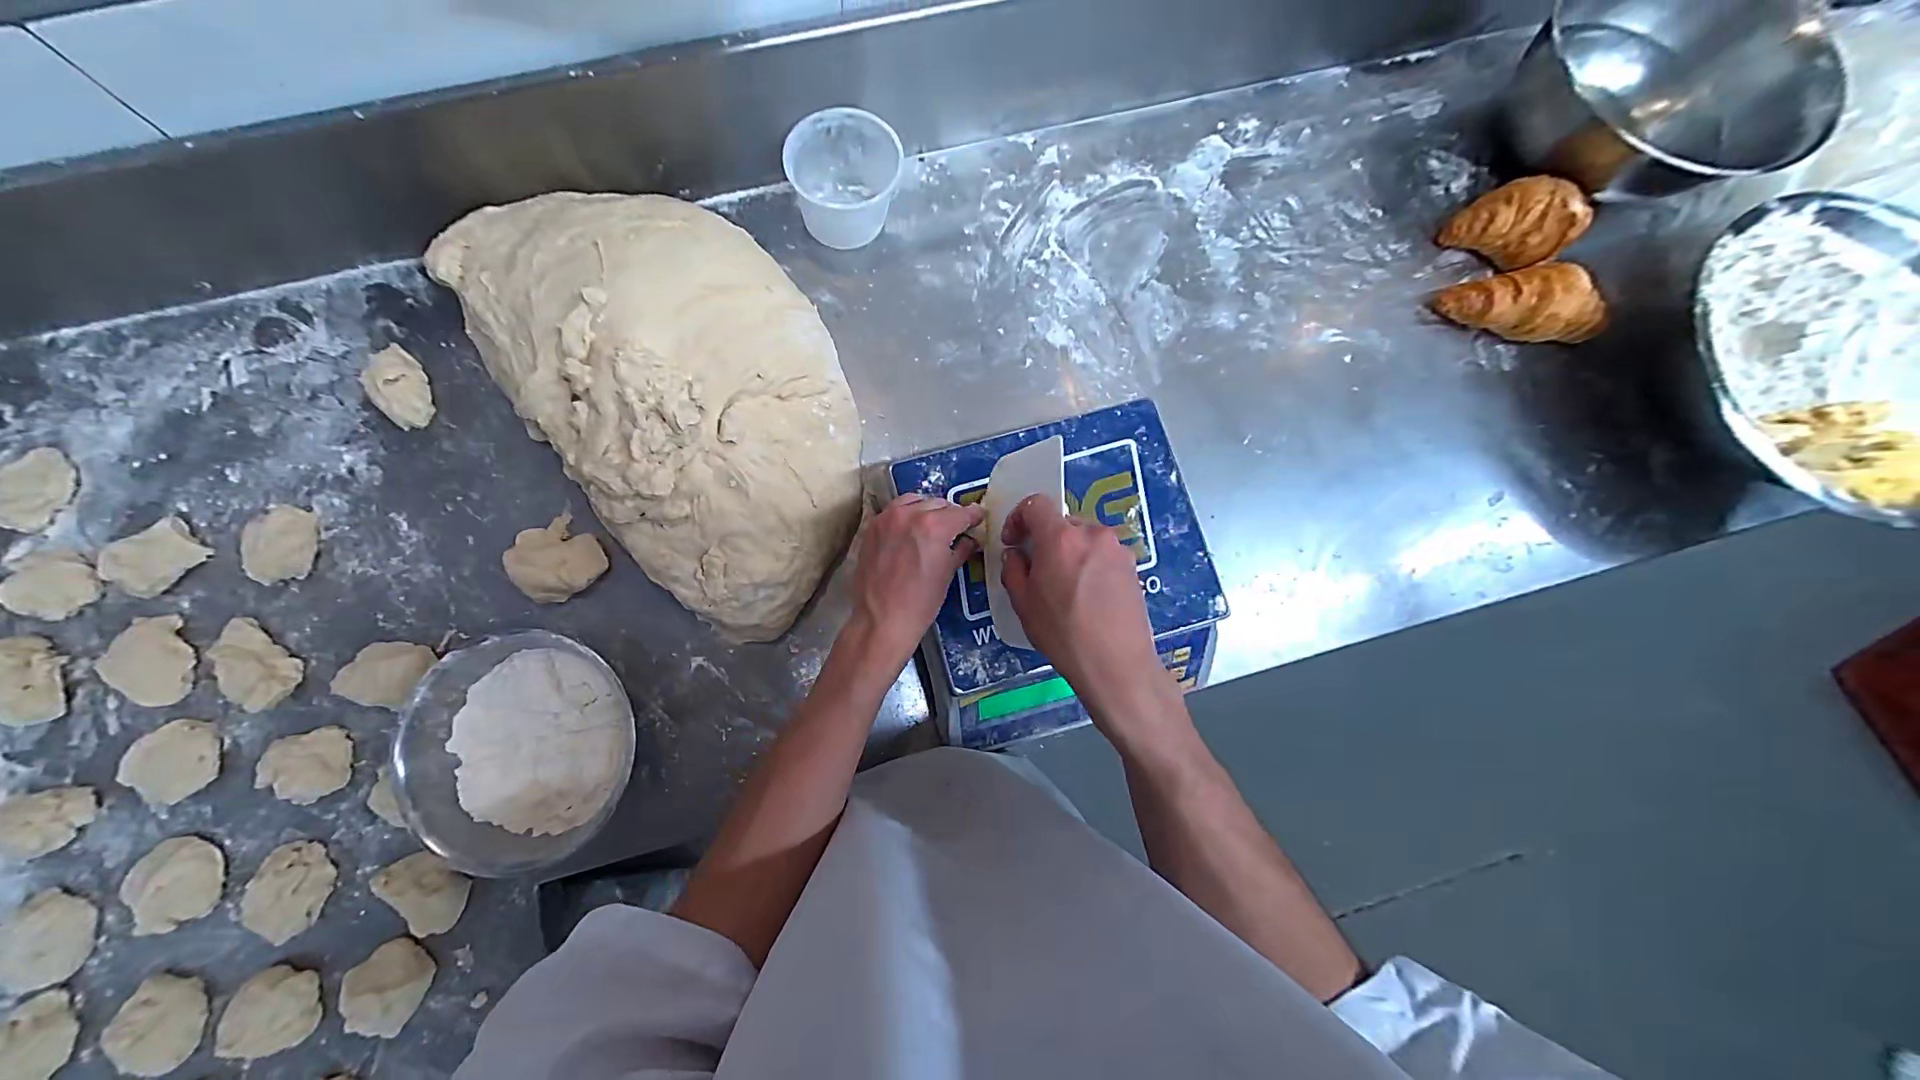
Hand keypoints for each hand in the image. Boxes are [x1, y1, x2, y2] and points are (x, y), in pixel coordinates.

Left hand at [848, 494, 983, 663]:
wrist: (881, 620)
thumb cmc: (920, 603)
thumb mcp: (947, 574)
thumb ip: (960, 550)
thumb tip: (969, 540)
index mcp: (934, 526)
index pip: (961, 512)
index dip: (973, 515)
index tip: (978, 518)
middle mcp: (909, 515)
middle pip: (938, 503)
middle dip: (949, 514)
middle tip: (955, 528)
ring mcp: (887, 519)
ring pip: (914, 501)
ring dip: (926, 509)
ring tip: (931, 526)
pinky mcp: (871, 527)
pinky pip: (893, 511)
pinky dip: (905, 515)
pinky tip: (909, 530)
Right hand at [1001, 495, 1180, 731]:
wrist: (1116, 663)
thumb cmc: (1063, 633)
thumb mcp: (1024, 603)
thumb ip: (1014, 570)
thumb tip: (1017, 555)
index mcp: (1060, 537)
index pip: (1036, 504)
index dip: (1019, 517)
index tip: (1014, 541)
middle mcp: (1091, 533)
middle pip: (1062, 522)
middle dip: (1045, 539)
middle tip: (1037, 569)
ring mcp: (1116, 549)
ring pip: (1084, 539)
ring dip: (1069, 553)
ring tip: (1064, 587)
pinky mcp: (1133, 566)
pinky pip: (1102, 555)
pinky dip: (1089, 565)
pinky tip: (1087, 596)